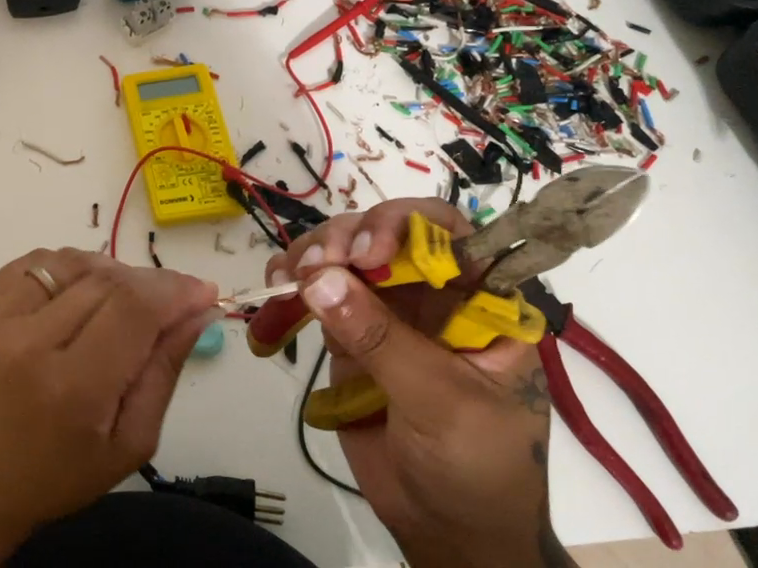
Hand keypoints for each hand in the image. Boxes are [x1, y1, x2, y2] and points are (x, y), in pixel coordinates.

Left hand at [0, 248, 215, 566]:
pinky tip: (77, 299)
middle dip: (149, 284)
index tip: (202, 292)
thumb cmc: (62, 470)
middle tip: (169, 302)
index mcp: (71, 387)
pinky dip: (69, 271)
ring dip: (108, 273)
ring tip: (119, 305)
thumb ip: (165, 368)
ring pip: (73, 261)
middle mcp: (26, 341)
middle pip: (106, 280)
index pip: (133, 308)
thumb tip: (200, 307)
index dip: (174, 291)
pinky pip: (38, 262)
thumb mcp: (131, 440)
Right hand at [264, 199, 568, 567]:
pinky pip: (316, 290)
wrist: (448, 532)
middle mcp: (435, 294)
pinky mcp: (349, 333)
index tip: (369, 252)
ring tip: (287, 279)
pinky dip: (290, 283)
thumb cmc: (478, 468)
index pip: (451, 234)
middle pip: (386, 234)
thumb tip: (319, 280)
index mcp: (482, 302)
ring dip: (310, 254)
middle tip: (314, 266)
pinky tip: (275, 291)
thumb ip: (384, 340)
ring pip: (344, 254)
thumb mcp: (443, 402)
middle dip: (346, 239)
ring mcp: (389, 311)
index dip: (407, 226)